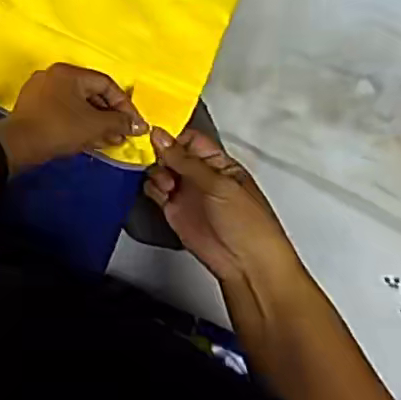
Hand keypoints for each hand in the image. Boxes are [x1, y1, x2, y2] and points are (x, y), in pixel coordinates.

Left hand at [0, 64, 147, 170]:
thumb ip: (120, 122)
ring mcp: (41, 90)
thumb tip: (138, 125)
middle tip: (124, 135)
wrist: (19, 143)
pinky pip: (64, 110)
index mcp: (67, 73)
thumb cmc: (60, 127)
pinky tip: (91, 140)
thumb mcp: (96, 125)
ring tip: (112, 141)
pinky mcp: (34, 106)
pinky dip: (79, 123)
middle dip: (110, 116)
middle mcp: (53, 76)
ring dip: (97, 122)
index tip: (135, 125)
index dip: (125, 105)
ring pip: (77, 104)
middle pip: (91, 93)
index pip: (105, 84)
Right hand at [144, 127, 300, 285]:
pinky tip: (161, 192)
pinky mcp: (173, 208)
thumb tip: (159, 135)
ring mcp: (186, 191)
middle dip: (159, 152)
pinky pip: (153, 189)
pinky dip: (151, 187)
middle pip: (170, 152)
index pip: (189, 139)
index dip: (172, 135)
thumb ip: (185, 159)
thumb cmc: (249, 224)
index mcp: (218, 164)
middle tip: (155, 157)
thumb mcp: (219, 185)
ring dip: (156, 171)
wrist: (247, 266)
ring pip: (158, 168)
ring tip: (167, 184)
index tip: (153, 133)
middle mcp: (200, 175)